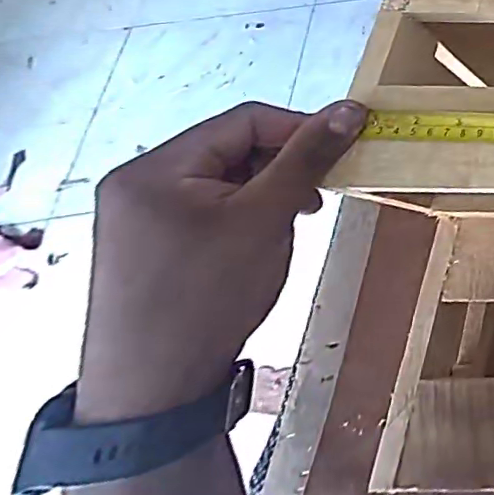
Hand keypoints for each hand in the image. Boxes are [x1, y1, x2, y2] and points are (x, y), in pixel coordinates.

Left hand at [74, 100, 365, 422]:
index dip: (302, 128)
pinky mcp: (159, 237)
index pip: (246, 120)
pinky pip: (219, 200)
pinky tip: (272, 229)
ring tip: (297, 216)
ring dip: (276, 185)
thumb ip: (308, 156)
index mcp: (155, 169)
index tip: (344, 152)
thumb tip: (351, 108)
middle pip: (238, 145)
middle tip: (320, 193)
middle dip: (288, 162)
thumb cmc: (209, 292)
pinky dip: (256, 206)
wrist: (154, 386)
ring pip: (234, 173)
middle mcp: (142, 182)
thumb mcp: (268, 215)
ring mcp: (146, 212)